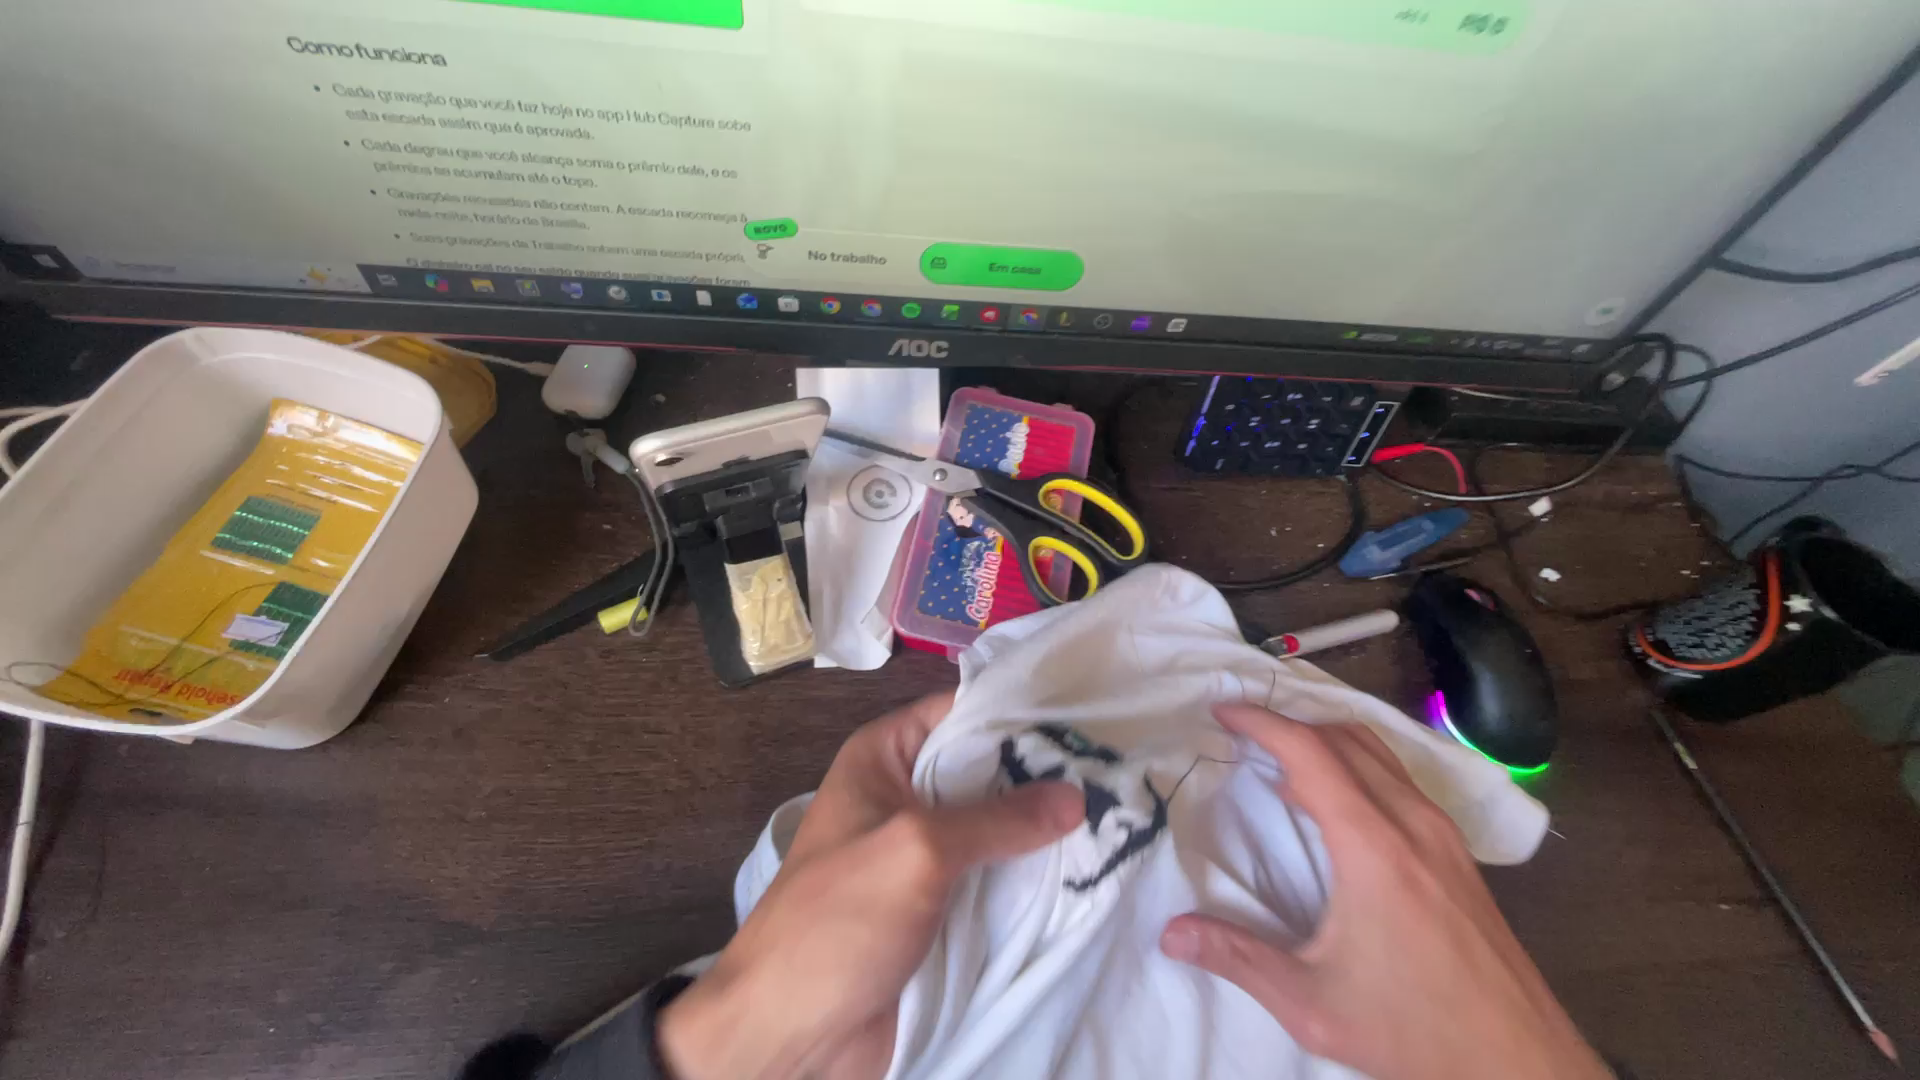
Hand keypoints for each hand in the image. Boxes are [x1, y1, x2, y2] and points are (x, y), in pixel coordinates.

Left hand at [658, 691, 1083, 1079]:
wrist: (791, 1034)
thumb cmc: (839, 918)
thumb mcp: (919, 849)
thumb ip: (998, 819)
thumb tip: (1077, 795)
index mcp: (883, 756)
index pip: (958, 711)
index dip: (1016, 710)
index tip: (1084, 717)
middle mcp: (906, 793)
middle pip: (984, 767)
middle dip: (1041, 772)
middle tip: (1117, 767)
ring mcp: (924, 850)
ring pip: (995, 824)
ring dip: (1043, 826)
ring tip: (1120, 811)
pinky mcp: (941, 902)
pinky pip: (994, 874)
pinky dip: (1032, 872)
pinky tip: (1089, 865)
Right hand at [1160, 705, 1609, 1079]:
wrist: (1525, 1068)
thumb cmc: (1415, 1030)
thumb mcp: (1313, 1003)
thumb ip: (1238, 959)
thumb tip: (1169, 933)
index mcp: (1372, 845)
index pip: (1309, 751)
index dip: (1261, 722)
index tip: (1222, 710)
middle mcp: (1411, 822)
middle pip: (1342, 737)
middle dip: (1286, 723)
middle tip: (1241, 733)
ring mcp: (1442, 833)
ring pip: (1376, 752)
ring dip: (1323, 740)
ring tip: (1280, 761)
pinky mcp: (1458, 851)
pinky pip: (1397, 777)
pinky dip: (1354, 764)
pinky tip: (1334, 802)